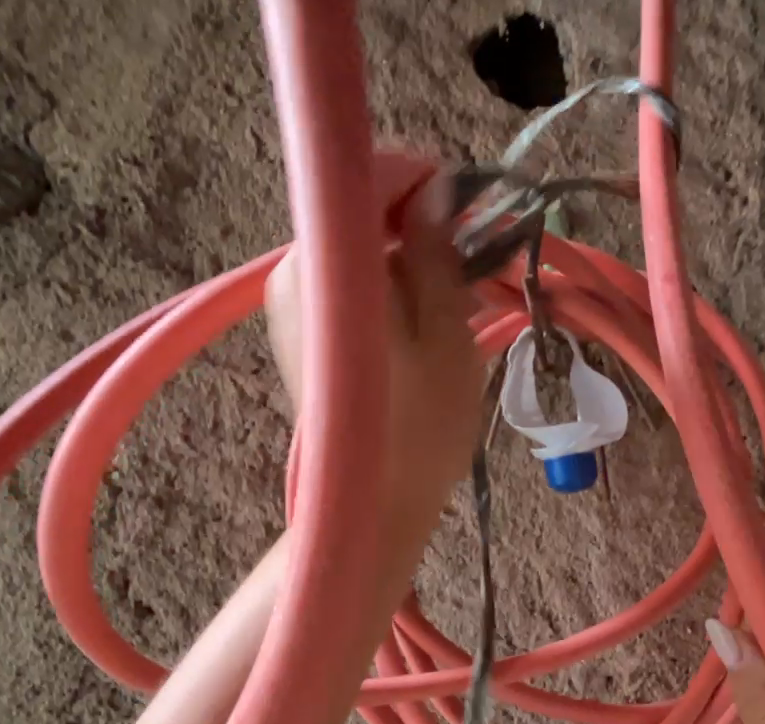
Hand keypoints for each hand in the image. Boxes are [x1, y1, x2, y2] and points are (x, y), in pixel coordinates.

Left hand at [264, 170, 484, 533]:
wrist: (370, 507)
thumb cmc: (422, 427)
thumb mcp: (446, 334)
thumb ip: (435, 252)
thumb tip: (433, 190)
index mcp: (327, 263)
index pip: (371, 175)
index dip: (427, 179)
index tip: (475, 206)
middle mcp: (293, 270)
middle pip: (362, 211)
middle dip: (422, 225)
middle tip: (475, 264)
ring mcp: (289, 301)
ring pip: (359, 248)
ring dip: (411, 259)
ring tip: (458, 302)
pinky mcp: (297, 330)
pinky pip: (349, 283)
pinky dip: (389, 288)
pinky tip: (426, 323)